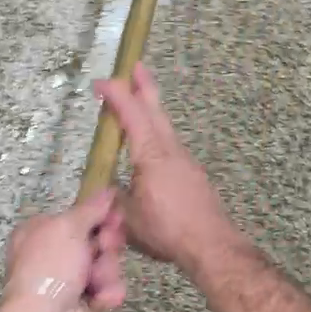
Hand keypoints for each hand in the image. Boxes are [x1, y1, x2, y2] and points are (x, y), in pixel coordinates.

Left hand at [2, 187, 128, 311]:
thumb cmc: (50, 267)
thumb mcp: (67, 227)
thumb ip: (91, 208)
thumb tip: (107, 190)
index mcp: (41, 230)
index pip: (79, 215)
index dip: (100, 216)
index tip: (115, 218)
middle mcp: (54, 253)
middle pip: (97, 239)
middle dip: (106, 246)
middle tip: (104, 248)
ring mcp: (70, 278)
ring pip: (106, 264)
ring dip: (107, 271)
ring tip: (95, 281)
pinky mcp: (84, 300)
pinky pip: (107, 288)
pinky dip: (107, 293)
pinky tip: (99, 299)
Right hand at [94, 63, 244, 271]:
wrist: (210, 244)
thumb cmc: (167, 230)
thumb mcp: (128, 218)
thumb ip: (114, 199)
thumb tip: (107, 192)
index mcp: (150, 155)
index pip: (130, 114)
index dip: (115, 95)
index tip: (100, 83)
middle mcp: (170, 151)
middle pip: (155, 111)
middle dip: (144, 88)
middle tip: (136, 67)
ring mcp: (185, 163)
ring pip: (165, 129)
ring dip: (152, 114)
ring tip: (142, 108)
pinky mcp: (194, 177)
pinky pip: (172, 149)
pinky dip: (159, 139)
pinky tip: (154, 154)